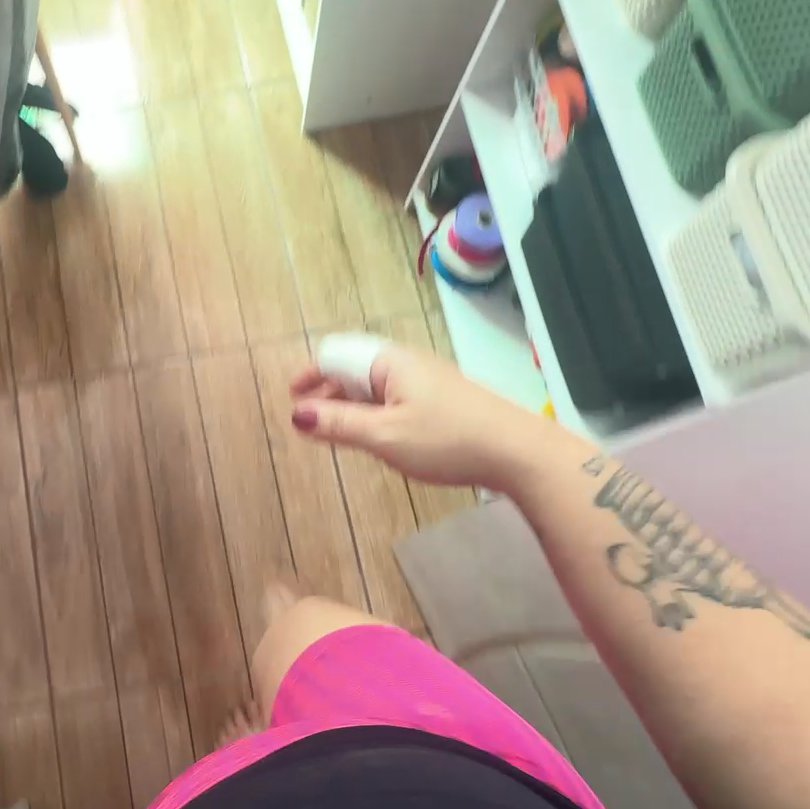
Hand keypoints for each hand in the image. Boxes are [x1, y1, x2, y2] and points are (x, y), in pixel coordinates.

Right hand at [290, 344, 591, 494]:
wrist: (517, 452)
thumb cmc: (447, 440)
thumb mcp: (384, 435)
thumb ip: (338, 424)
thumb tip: (296, 414)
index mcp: (389, 362)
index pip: (336, 355)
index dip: (310, 375)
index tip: (292, 397)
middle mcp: (406, 363)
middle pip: (354, 368)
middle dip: (327, 391)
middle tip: (309, 421)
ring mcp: (426, 380)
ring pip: (374, 386)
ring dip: (349, 404)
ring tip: (335, 432)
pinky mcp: (440, 400)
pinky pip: (393, 398)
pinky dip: (372, 413)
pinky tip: (375, 436)